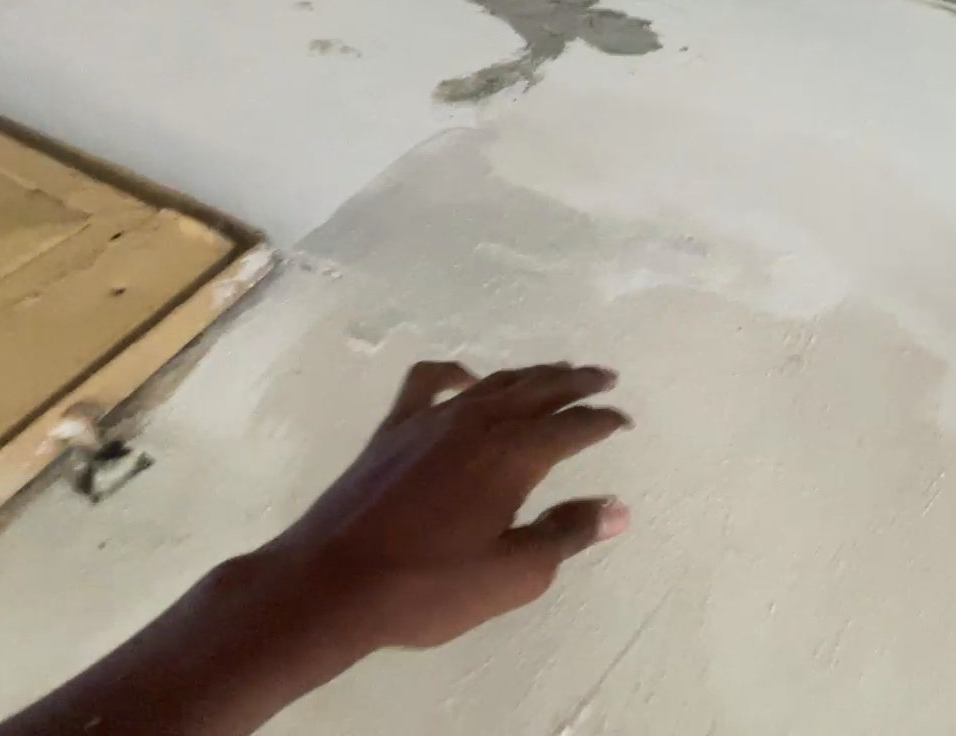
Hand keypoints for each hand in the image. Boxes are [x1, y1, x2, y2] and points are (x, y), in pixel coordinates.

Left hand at [248, 361, 630, 679]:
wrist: (331, 583)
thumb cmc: (428, 586)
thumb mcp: (513, 574)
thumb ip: (568, 533)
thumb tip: (618, 508)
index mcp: (514, 453)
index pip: (574, 426)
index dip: (604, 421)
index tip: (624, 420)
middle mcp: (480, 420)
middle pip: (541, 389)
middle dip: (578, 382)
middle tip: (605, 376)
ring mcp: (434, 417)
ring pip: (496, 381)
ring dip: (532, 374)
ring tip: (557, 370)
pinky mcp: (396, 425)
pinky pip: (430, 382)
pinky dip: (455, 373)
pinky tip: (467, 379)